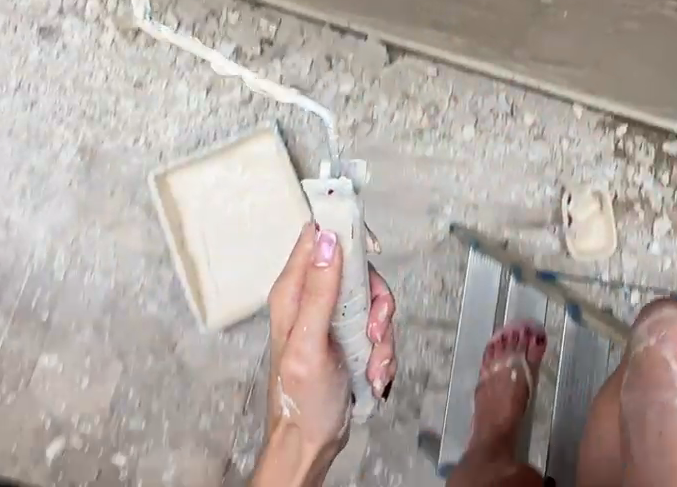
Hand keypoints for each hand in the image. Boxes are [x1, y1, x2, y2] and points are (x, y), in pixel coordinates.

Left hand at [252, 222, 397, 486]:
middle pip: (358, 267)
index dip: (345, 232)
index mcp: (293, 291)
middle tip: (375, 328)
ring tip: (373, 360)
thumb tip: (329, 239)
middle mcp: (312, 296)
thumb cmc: (299, 401)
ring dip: (382, 331)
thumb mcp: (308, 345)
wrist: (310, 444)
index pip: (318, 235)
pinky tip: (374, 372)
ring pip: (373, 298)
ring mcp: (333, 315)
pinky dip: (383, 349)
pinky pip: (378, 325)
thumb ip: (319, 291)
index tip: (370, 248)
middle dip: (376, 299)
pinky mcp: (349, 333)